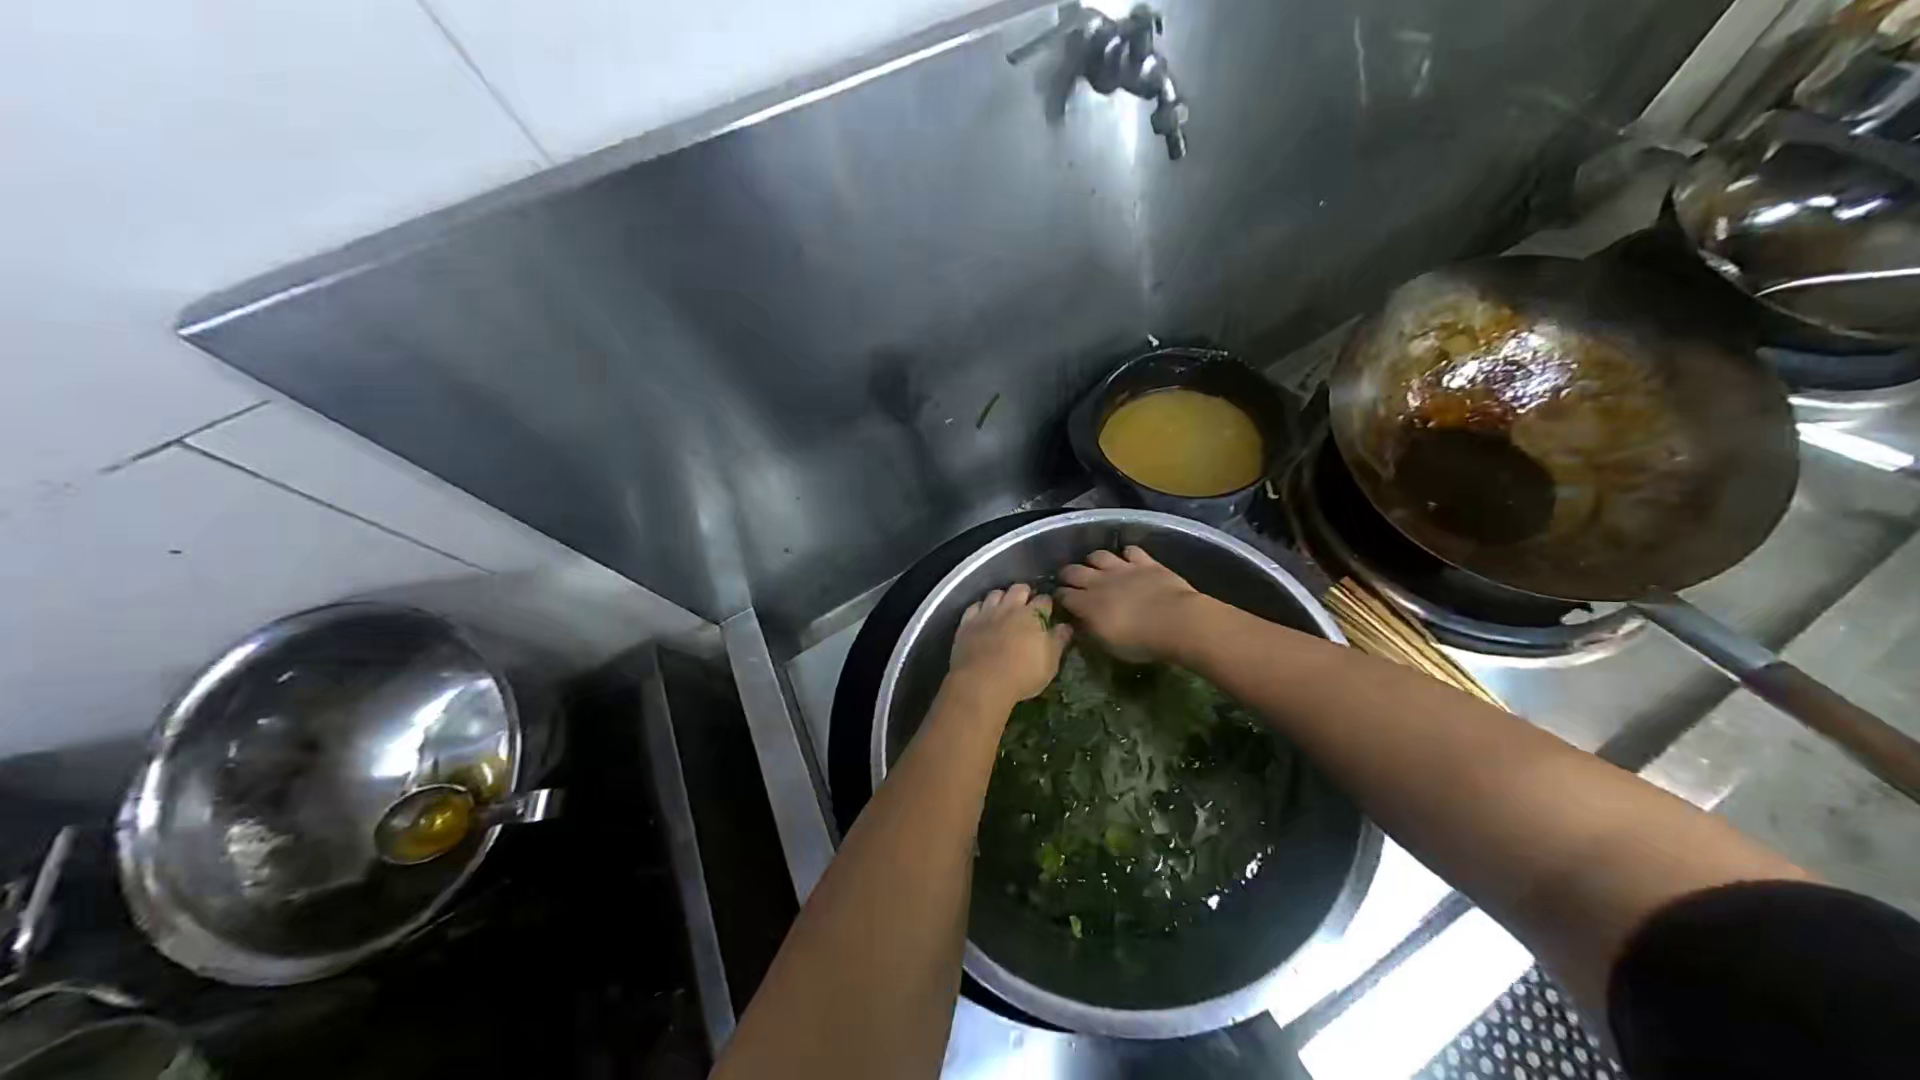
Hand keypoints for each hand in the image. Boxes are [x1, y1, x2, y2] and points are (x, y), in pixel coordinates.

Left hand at [946, 584, 1071, 705]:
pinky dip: (980, 608)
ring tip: (1004, 607)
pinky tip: (982, 615)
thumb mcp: (1050, 662)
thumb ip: (1058, 641)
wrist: (983, 682)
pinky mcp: (967, 623)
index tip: (1048, 609)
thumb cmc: (1023, 674)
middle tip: (1026, 604)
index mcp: (1032, 615)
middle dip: (1025, 593)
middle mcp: (1009, 608)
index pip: (1044, 600)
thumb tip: (1066, 626)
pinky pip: (974, 607)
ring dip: (1002, 597)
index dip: (1047, 603)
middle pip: (1019, 589)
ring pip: (995, 594)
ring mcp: (986, 613)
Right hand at [1056, 546, 1203, 662]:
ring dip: (1094, 560)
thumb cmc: (1140, 642)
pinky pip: (1131, 551)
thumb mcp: (1108, 645)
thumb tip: (1080, 622)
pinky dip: (1127, 554)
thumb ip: (1090, 630)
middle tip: (1070, 581)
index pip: (1063, 595)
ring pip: (1098, 555)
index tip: (1060, 601)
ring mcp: (1122, 568)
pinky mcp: (1145, 562)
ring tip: (1096, 567)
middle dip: (1068, 575)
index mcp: (1086, 604)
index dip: (1059, 597)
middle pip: (1073, 571)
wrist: (1176, 621)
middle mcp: (1099, 581)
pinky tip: (1129, 559)